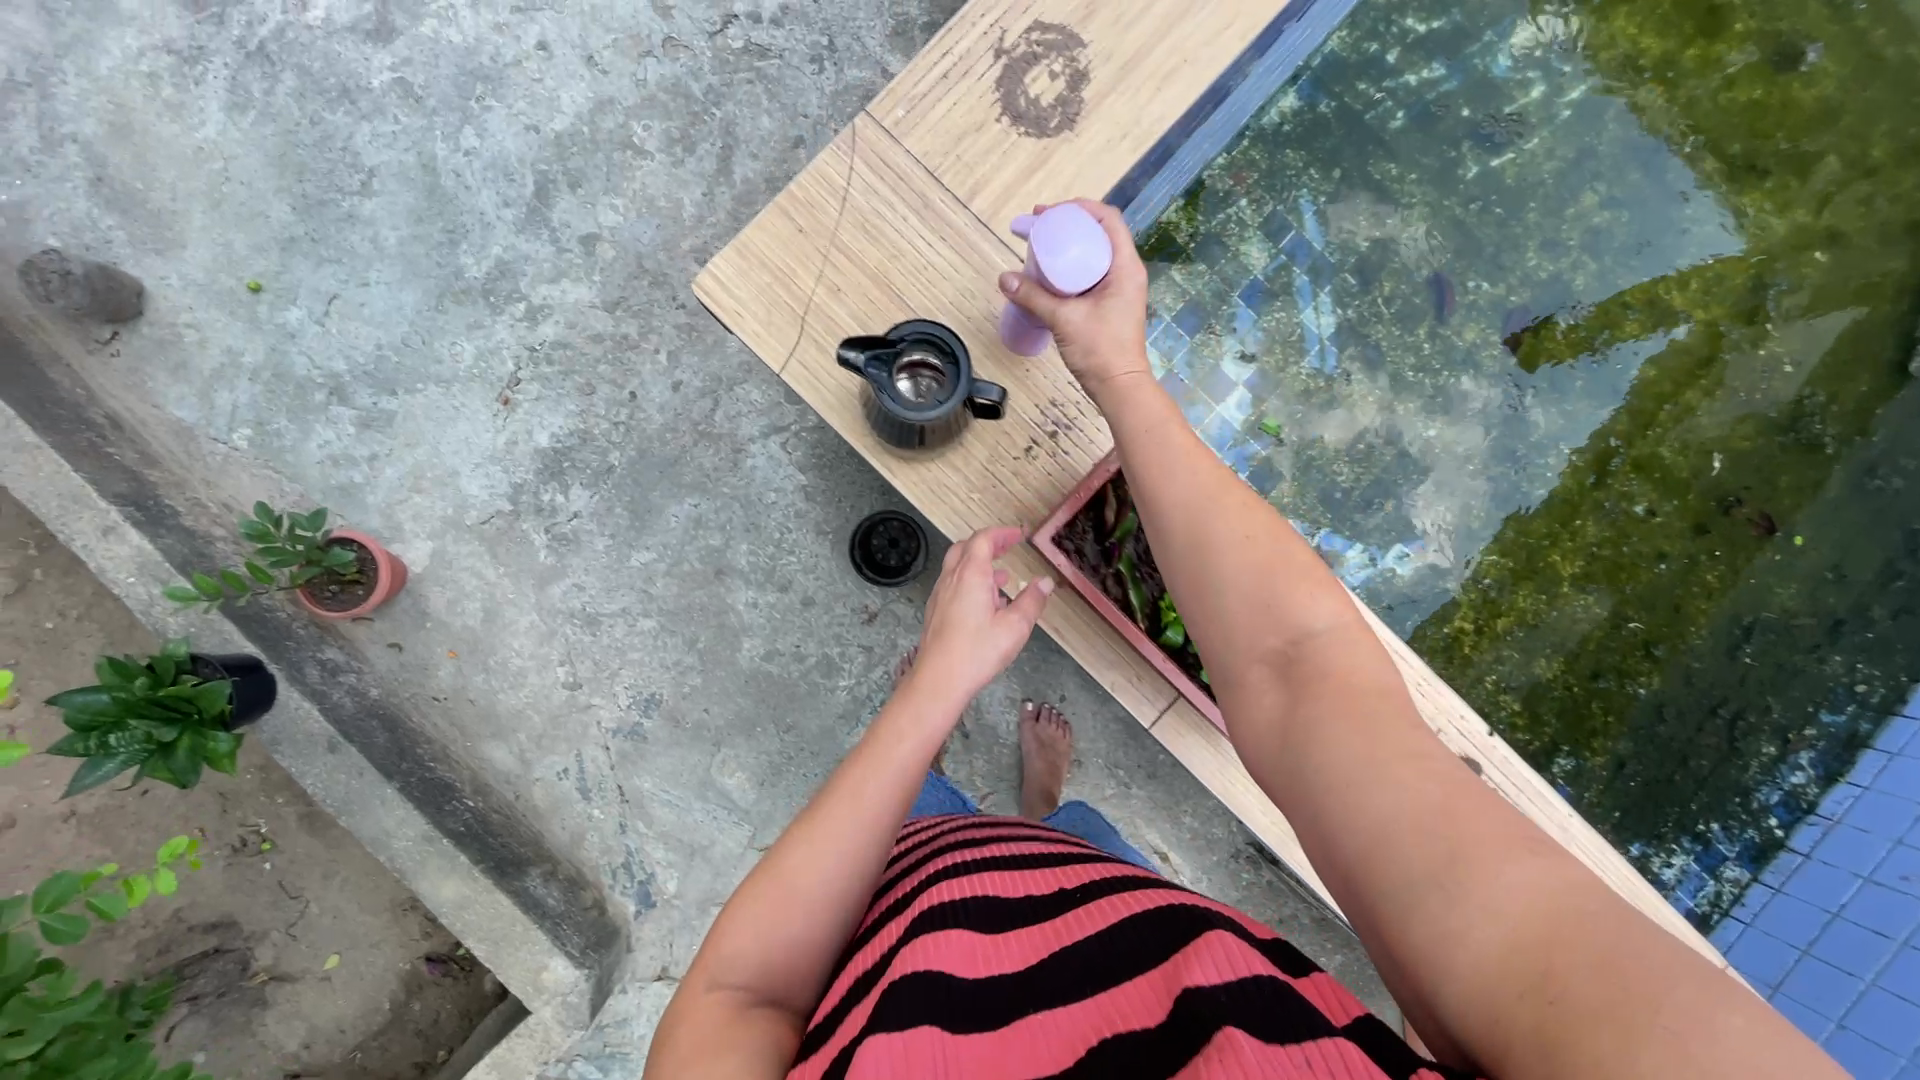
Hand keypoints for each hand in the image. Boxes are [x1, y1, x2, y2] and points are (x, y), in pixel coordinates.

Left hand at [905, 526, 1053, 707]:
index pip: (983, 539)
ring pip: (958, 567)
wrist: (938, 680)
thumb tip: (1045, 582)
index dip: (1002, 533)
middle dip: (988, 544)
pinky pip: (953, 585)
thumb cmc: (976, 652)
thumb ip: (1032, 600)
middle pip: (966, 548)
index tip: (1018, 535)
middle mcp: (951, 579)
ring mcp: (940, 595)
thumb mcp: (1015, 626)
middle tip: (1008, 548)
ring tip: (1002, 580)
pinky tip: (985, 605)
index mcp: (971, 574)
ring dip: (979, 565)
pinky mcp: (935, 612)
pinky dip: (969, 582)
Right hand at [998, 199, 1152, 398]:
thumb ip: (1033, 297)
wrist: (1119, 387)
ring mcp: (1120, 289)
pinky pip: (1090, 274)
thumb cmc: (1100, 351)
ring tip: (1040, 247)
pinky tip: (1050, 274)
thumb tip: (1004, 278)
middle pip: (1099, 233)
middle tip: (1038, 226)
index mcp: (1125, 266)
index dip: (1078, 208)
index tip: (1049, 213)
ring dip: (1069, 246)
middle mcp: (1126, 272)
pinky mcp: (1110, 304)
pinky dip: (1070, 268)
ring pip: (1094, 254)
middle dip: (1068, 225)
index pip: (1107, 219)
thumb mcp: (1063, 319)